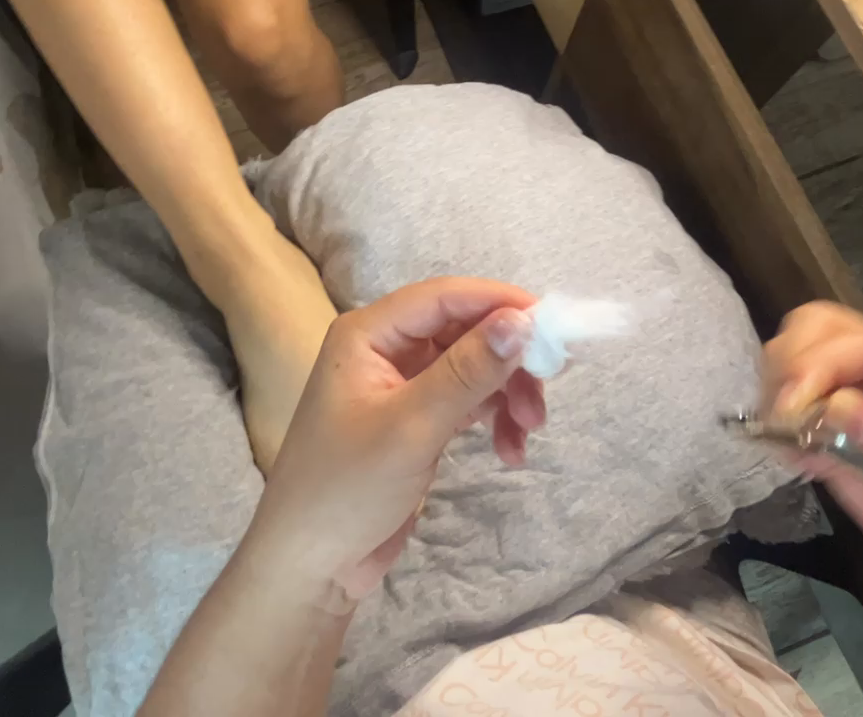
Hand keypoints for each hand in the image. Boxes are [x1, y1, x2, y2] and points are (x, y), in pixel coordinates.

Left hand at [241, 277, 543, 604]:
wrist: (311, 566)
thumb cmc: (348, 488)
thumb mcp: (412, 426)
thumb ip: (468, 371)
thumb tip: (522, 320)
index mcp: (368, 334)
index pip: (442, 298)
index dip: (497, 302)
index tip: (551, 323)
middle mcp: (384, 348)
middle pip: (462, 330)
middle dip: (507, 358)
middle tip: (548, 387)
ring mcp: (400, 384)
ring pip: (470, 365)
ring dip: (506, 391)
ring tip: (529, 430)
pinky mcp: (415, 418)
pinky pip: (465, 399)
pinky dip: (493, 416)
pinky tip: (510, 451)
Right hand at [763, 302, 862, 624]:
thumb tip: (832, 407)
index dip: (818, 368)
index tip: (788, 414)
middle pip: (827, 329)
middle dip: (793, 363)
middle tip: (782, 417)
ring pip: (808, 357)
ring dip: (781, 385)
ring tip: (783, 436)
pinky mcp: (853, 438)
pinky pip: (806, 407)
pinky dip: (783, 419)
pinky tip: (787, 453)